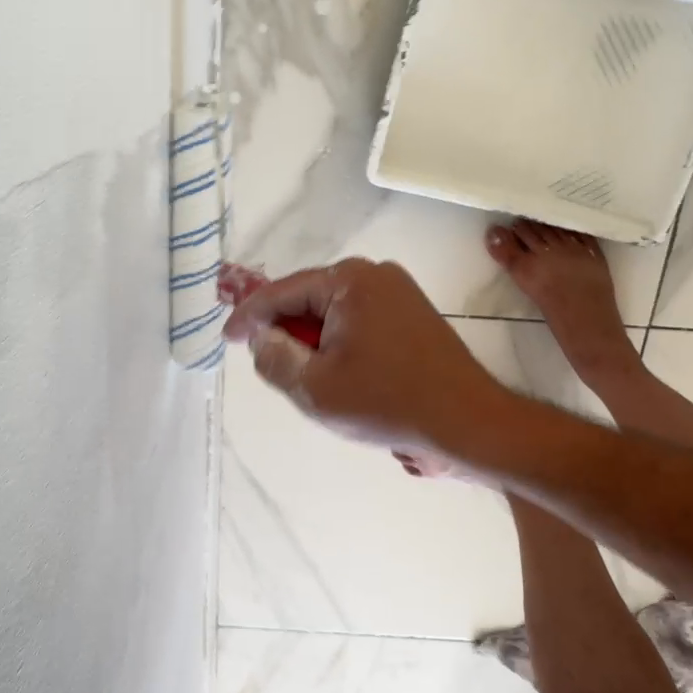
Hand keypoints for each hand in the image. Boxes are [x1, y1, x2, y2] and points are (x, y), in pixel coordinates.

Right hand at [220, 259, 507, 453]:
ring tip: (314, 381)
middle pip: (309, 299)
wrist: (467, 420)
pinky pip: (360, 319)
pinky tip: (344, 375)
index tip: (226, 340)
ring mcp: (399, 290)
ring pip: (334, 311)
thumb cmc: (387, 402)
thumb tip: (260, 339)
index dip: (249, 317)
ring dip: (316, 341)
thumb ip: (274, 359)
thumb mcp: (314, 388)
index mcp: (349, 279)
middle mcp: (375, 273)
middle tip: (275, 370)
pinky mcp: (413, 312)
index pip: (282, 292)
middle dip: (287, 332)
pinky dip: (341, 342)